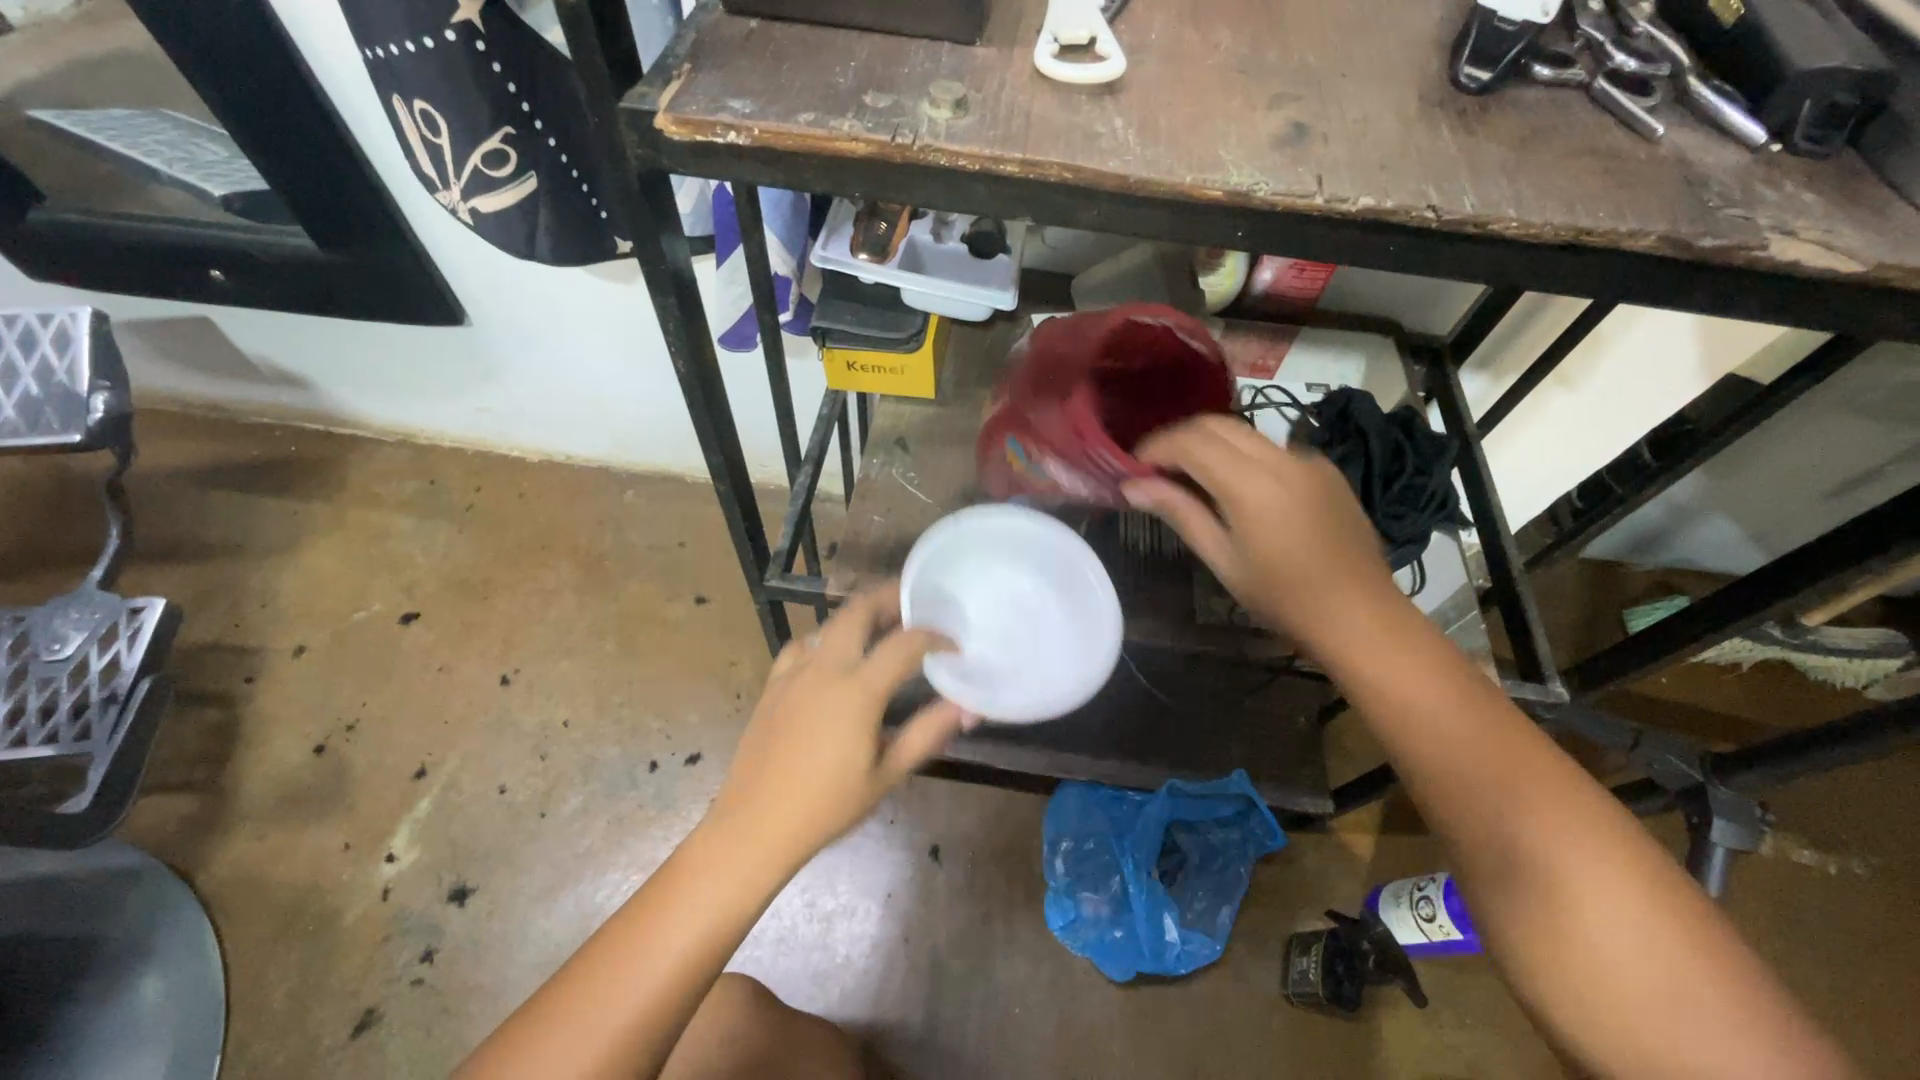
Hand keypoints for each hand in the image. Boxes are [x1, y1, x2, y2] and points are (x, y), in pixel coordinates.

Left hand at [704, 583, 967, 865]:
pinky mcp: (773, 685)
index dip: (935, 636)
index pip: (905, 643)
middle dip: (890, 597)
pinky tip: (832, 657)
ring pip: (829, 624)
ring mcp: (793, 673)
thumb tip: (968, 708)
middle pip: (859, 610)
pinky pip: (802, 646)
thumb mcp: (886, 774)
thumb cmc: (828, 806)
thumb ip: (928, 733)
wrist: (755, 825)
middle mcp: (824, 669)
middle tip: (915, 602)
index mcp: (858, 690)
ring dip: (859, 616)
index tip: (953, 645)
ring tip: (882, 627)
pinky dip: (826, 639)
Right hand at [1121, 415, 1400, 649]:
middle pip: (1216, 424)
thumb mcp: (1222, 559)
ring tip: (1190, 477)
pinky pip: (1274, 448)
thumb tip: (1132, 487)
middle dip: (1179, 438)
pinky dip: (1243, 455)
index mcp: (1250, 483)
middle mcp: (1280, 457)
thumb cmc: (1282, 598)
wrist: (1360, 615)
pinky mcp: (1326, 469)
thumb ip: (1179, 513)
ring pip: (1246, 432)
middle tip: (1154, 469)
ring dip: (1211, 444)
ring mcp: (1308, 460)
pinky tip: (1237, 490)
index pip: (1190, 441)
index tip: (1132, 469)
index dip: (1155, 448)